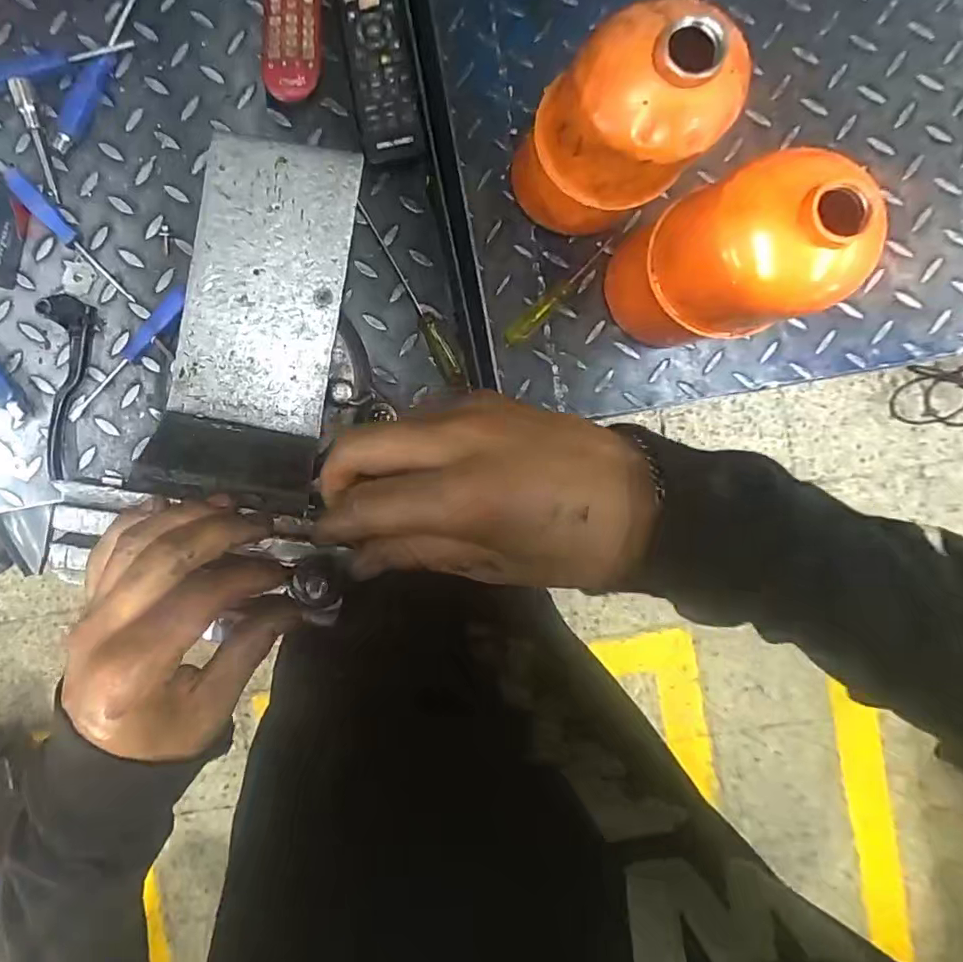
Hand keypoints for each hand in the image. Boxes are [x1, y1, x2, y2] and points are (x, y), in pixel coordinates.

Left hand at [63, 501, 292, 761]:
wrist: (96, 752)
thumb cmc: (158, 742)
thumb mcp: (209, 711)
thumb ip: (246, 650)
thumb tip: (290, 603)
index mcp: (134, 668)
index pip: (195, 599)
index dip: (242, 576)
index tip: (279, 569)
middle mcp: (103, 628)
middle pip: (163, 557)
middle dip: (218, 530)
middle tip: (260, 523)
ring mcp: (88, 607)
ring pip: (136, 540)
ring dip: (185, 514)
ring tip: (227, 506)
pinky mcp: (86, 596)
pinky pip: (110, 542)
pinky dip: (141, 517)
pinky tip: (172, 504)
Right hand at [314, 392, 658, 590]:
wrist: (641, 496)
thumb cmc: (570, 548)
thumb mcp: (491, 565)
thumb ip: (415, 553)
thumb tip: (358, 557)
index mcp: (464, 494)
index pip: (368, 503)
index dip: (335, 523)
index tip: (322, 538)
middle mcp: (454, 438)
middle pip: (356, 444)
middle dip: (333, 479)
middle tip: (342, 511)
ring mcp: (465, 408)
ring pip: (382, 425)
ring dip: (368, 460)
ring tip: (383, 494)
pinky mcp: (477, 396)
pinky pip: (415, 418)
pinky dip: (401, 445)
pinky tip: (421, 471)